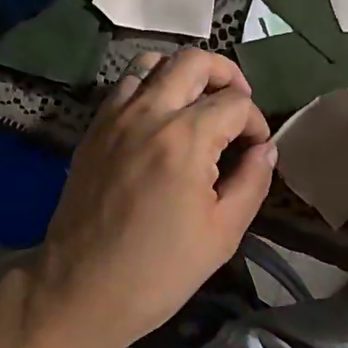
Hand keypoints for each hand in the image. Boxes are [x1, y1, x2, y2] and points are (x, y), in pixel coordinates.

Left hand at [22, 48, 275, 347]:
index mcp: (185, 138)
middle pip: (193, 61)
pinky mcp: (91, 129)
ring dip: (182, 74)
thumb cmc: (158, 270)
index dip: (256, 121)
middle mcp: (147, 113)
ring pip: (151, 63)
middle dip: (226, 75)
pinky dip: (148, 87)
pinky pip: (123, 87)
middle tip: (237, 105)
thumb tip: (265, 148)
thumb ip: (252, 181)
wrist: (82, 286)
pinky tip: (159, 119)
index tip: (256, 149)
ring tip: (197, 105)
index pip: (234, 102)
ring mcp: (113, 117)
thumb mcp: (222, 233)